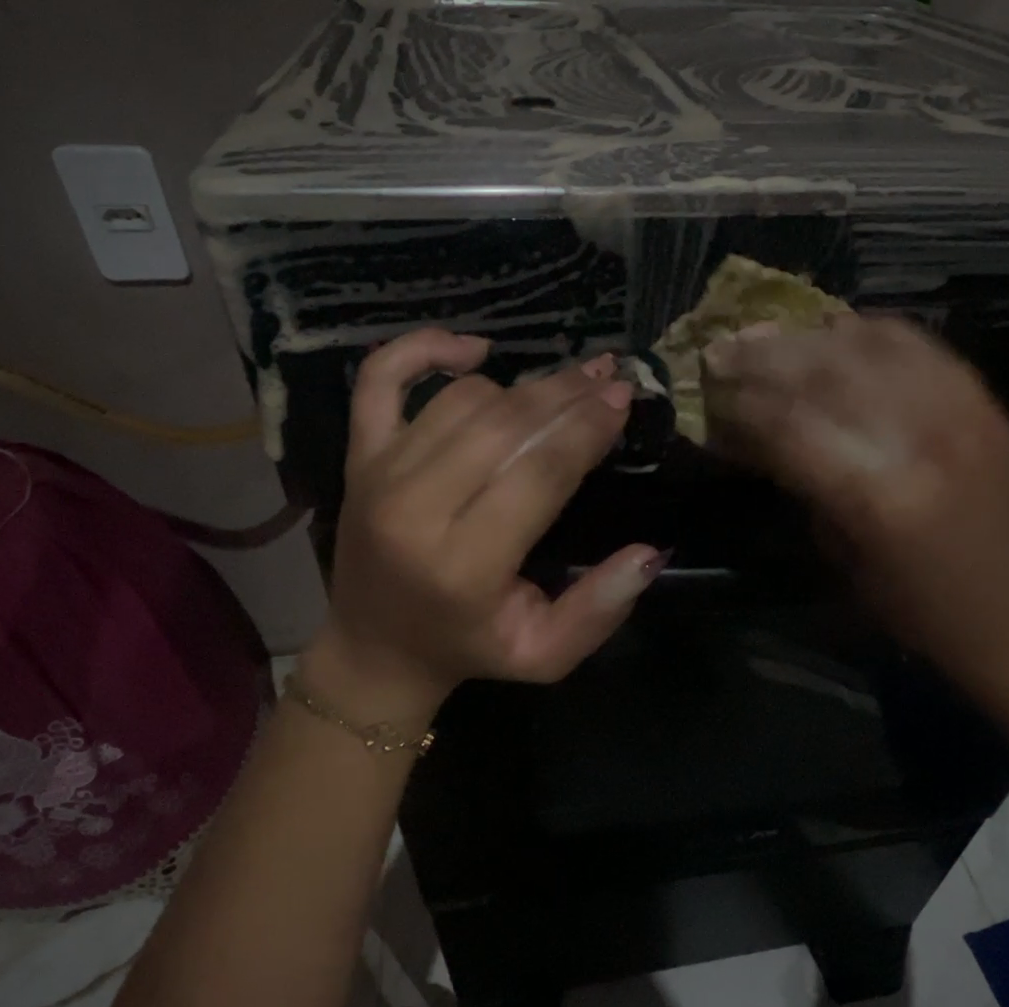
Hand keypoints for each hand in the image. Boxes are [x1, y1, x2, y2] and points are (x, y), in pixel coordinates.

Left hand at [316, 329, 665, 708]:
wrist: (376, 648)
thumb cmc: (468, 648)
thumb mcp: (544, 655)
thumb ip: (598, 610)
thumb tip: (650, 553)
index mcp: (464, 565)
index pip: (537, 473)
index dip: (586, 429)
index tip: (622, 400)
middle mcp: (414, 510)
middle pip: (503, 426)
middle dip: (565, 395)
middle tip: (610, 376)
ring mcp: (379, 476)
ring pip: (462, 401)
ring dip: (521, 385)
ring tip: (566, 384)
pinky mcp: (358, 459)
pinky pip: (381, 381)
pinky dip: (421, 349)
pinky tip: (474, 349)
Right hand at [708, 316, 1008, 703]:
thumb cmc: (922, 612)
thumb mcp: (844, 560)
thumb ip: (801, 486)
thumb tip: (753, 436)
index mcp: (875, 495)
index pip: (786, 425)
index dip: (736, 407)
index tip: (703, 397)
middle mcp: (916, 437)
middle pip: (820, 373)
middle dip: (758, 359)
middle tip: (718, 352)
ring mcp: (955, 408)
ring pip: (863, 346)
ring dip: (803, 338)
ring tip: (763, 336)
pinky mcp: (981, 398)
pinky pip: (914, 342)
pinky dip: (864, 331)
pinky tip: (831, 333)